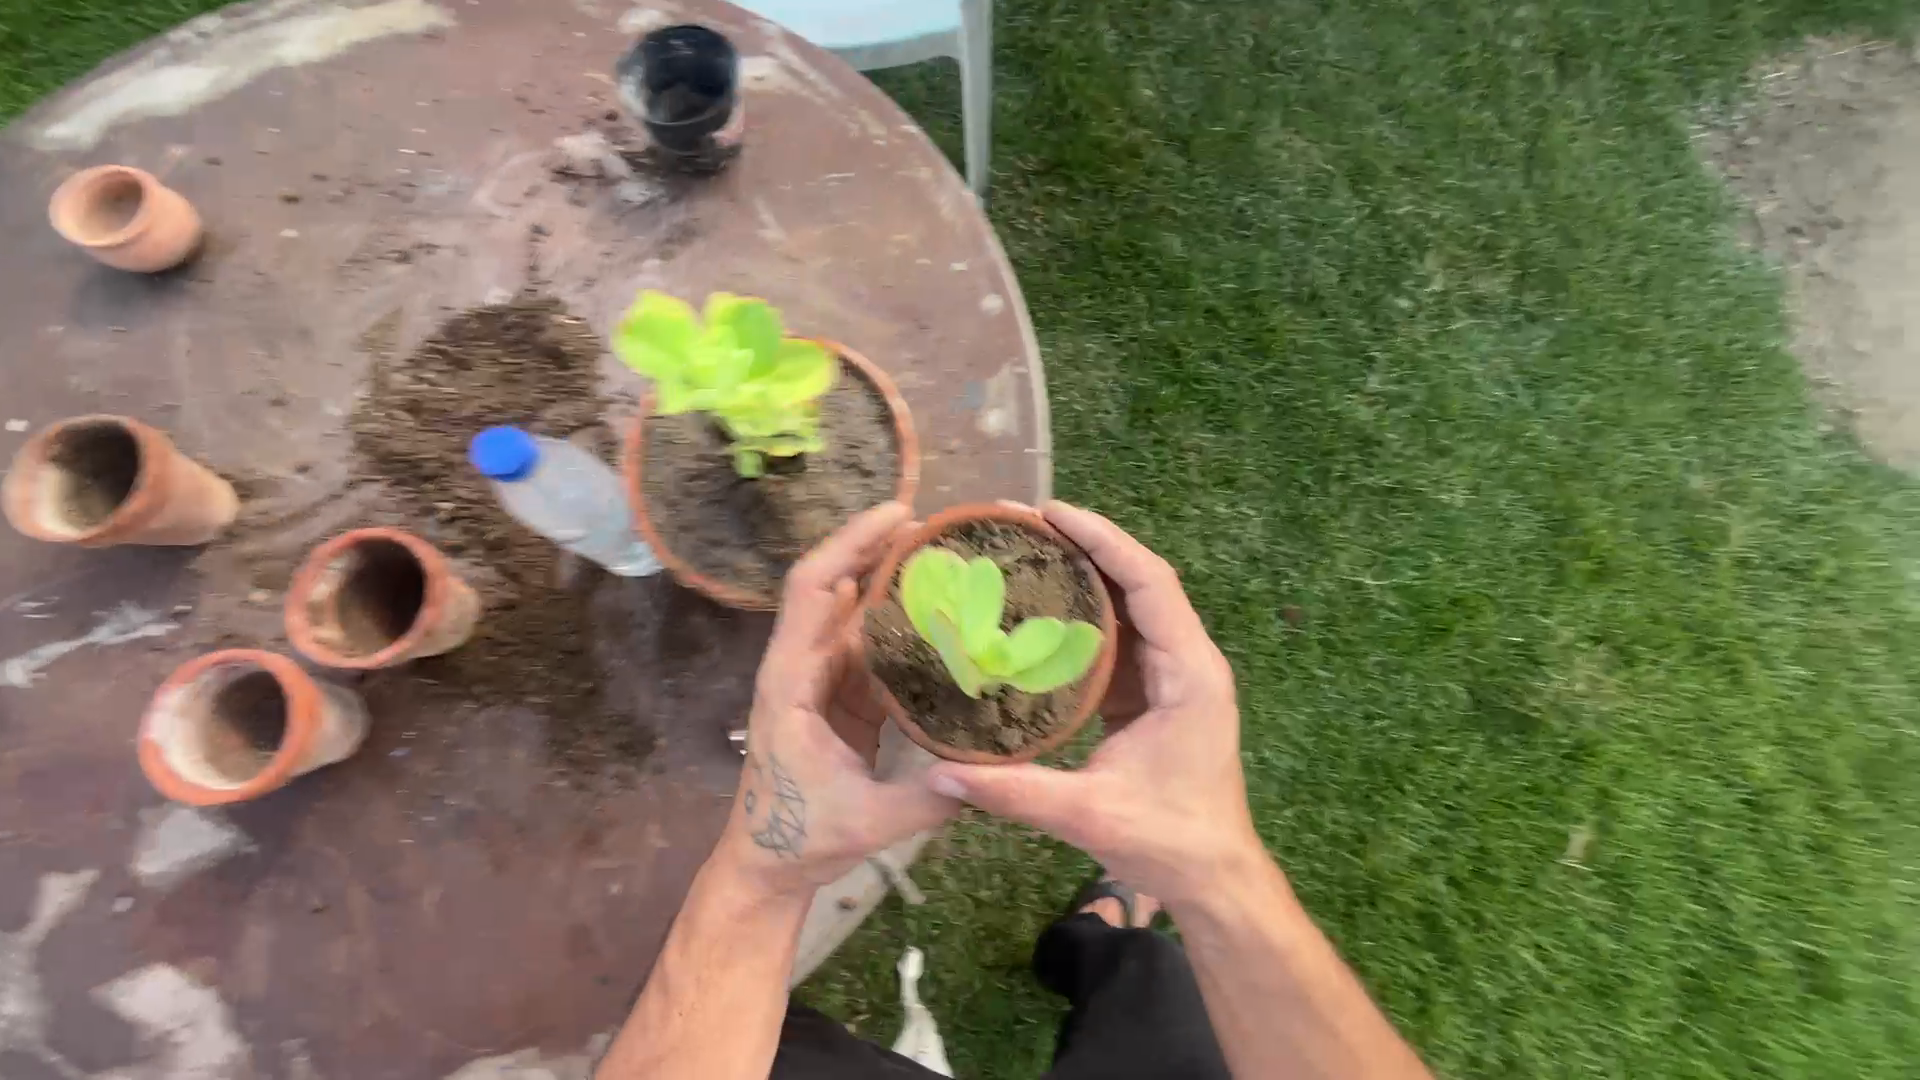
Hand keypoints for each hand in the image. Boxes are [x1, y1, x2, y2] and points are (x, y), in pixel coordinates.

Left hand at [714, 501, 961, 899]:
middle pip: (833, 585)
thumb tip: (989, 766)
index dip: (851, 544)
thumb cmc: (801, 836)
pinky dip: (899, 621)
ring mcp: (820, 678)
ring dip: (889, 578)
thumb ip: (929, 796)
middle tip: (935, 525)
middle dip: (875, 547)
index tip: (898, 514)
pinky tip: (938, 611)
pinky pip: (870, 645)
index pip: (814, 591)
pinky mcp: (840, 695)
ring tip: (943, 556)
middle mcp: (801, 666)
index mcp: (791, 680)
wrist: (767, 863)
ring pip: (854, 612)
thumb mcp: (869, 820)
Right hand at [924, 501, 1262, 907]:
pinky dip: (1081, 614)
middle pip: (1139, 580)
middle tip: (1025, 522)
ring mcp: (1171, 673)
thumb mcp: (1089, 815)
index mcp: (1188, 673)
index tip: (1053, 513)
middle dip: (1087, 544)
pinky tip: (1038, 609)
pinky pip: (1117, 635)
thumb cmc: (1169, 842)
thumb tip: (937, 776)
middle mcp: (1186, 660)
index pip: (1151, 582)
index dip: (1104, 540)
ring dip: (1084, 573)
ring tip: (1027, 552)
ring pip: (1129, 603)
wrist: (1214, 876)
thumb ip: (1014, 792)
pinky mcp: (1152, 690)